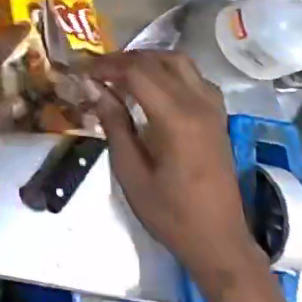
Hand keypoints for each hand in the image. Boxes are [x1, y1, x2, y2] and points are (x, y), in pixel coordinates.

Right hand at [85, 51, 269, 292]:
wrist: (218, 241)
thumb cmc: (170, 213)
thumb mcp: (130, 172)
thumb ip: (114, 124)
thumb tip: (95, 89)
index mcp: (176, 118)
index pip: (136, 72)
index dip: (106, 66)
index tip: (82, 72)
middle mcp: (198, 104)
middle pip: (158, 60)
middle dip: (124, 60)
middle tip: (97, 71)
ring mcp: (213, 108)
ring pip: (179, 62)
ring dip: (148, 60)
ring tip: (121, 74)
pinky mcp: (218, 117)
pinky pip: (193, 77)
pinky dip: (169, 71)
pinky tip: (152, 88)